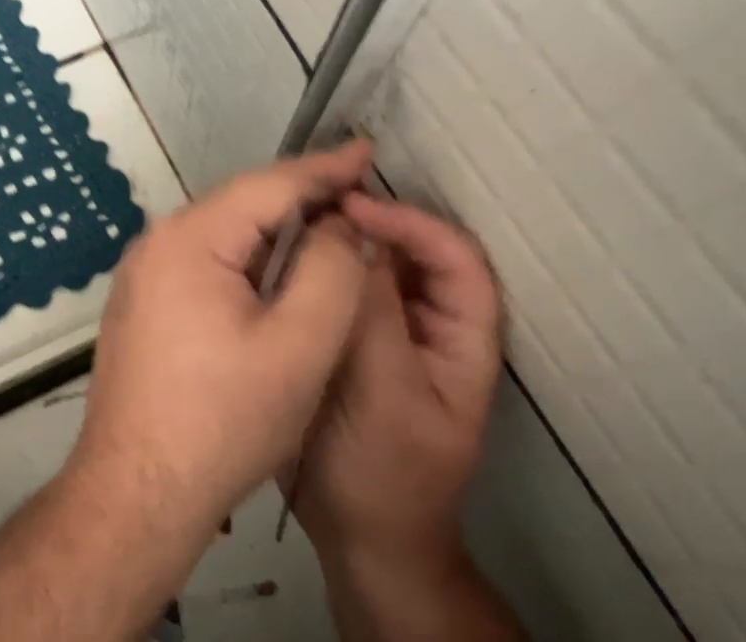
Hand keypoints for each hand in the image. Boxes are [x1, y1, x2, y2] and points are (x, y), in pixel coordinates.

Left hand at [71, 141, 377, 534]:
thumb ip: (332, 271)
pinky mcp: (143, 305)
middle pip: (243, 204)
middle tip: (357, 187)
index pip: (270, 185)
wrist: (136, 492)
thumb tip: (340, 223)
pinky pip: (206, 263)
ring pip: (225, 234)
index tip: (368, 150)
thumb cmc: (224, 421)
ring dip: (277, 229)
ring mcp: (142, 275)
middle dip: (302, 195)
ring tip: (329, 221)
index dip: (325, 168)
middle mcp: (156, 243)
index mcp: (190, 239)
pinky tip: (278, 271)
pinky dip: (249, 259)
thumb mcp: (301, 346)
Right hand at [292, 194, 503, 562]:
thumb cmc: (385, 474)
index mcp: (462, 336)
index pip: (454, 257)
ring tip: (294, 222)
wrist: (360, 542)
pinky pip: (341, 294)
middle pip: (413, 253)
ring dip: (342, 242)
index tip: (351, 208)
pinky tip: (283, 260)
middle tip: (313, 205)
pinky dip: (319, 271)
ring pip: (374, 269)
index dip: (410, 224)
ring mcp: (390, 333)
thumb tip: (351, 236)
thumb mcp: (384, 393)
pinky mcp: (351, 343)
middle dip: (370, 222)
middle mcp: (431, 324)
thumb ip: (373, 314)